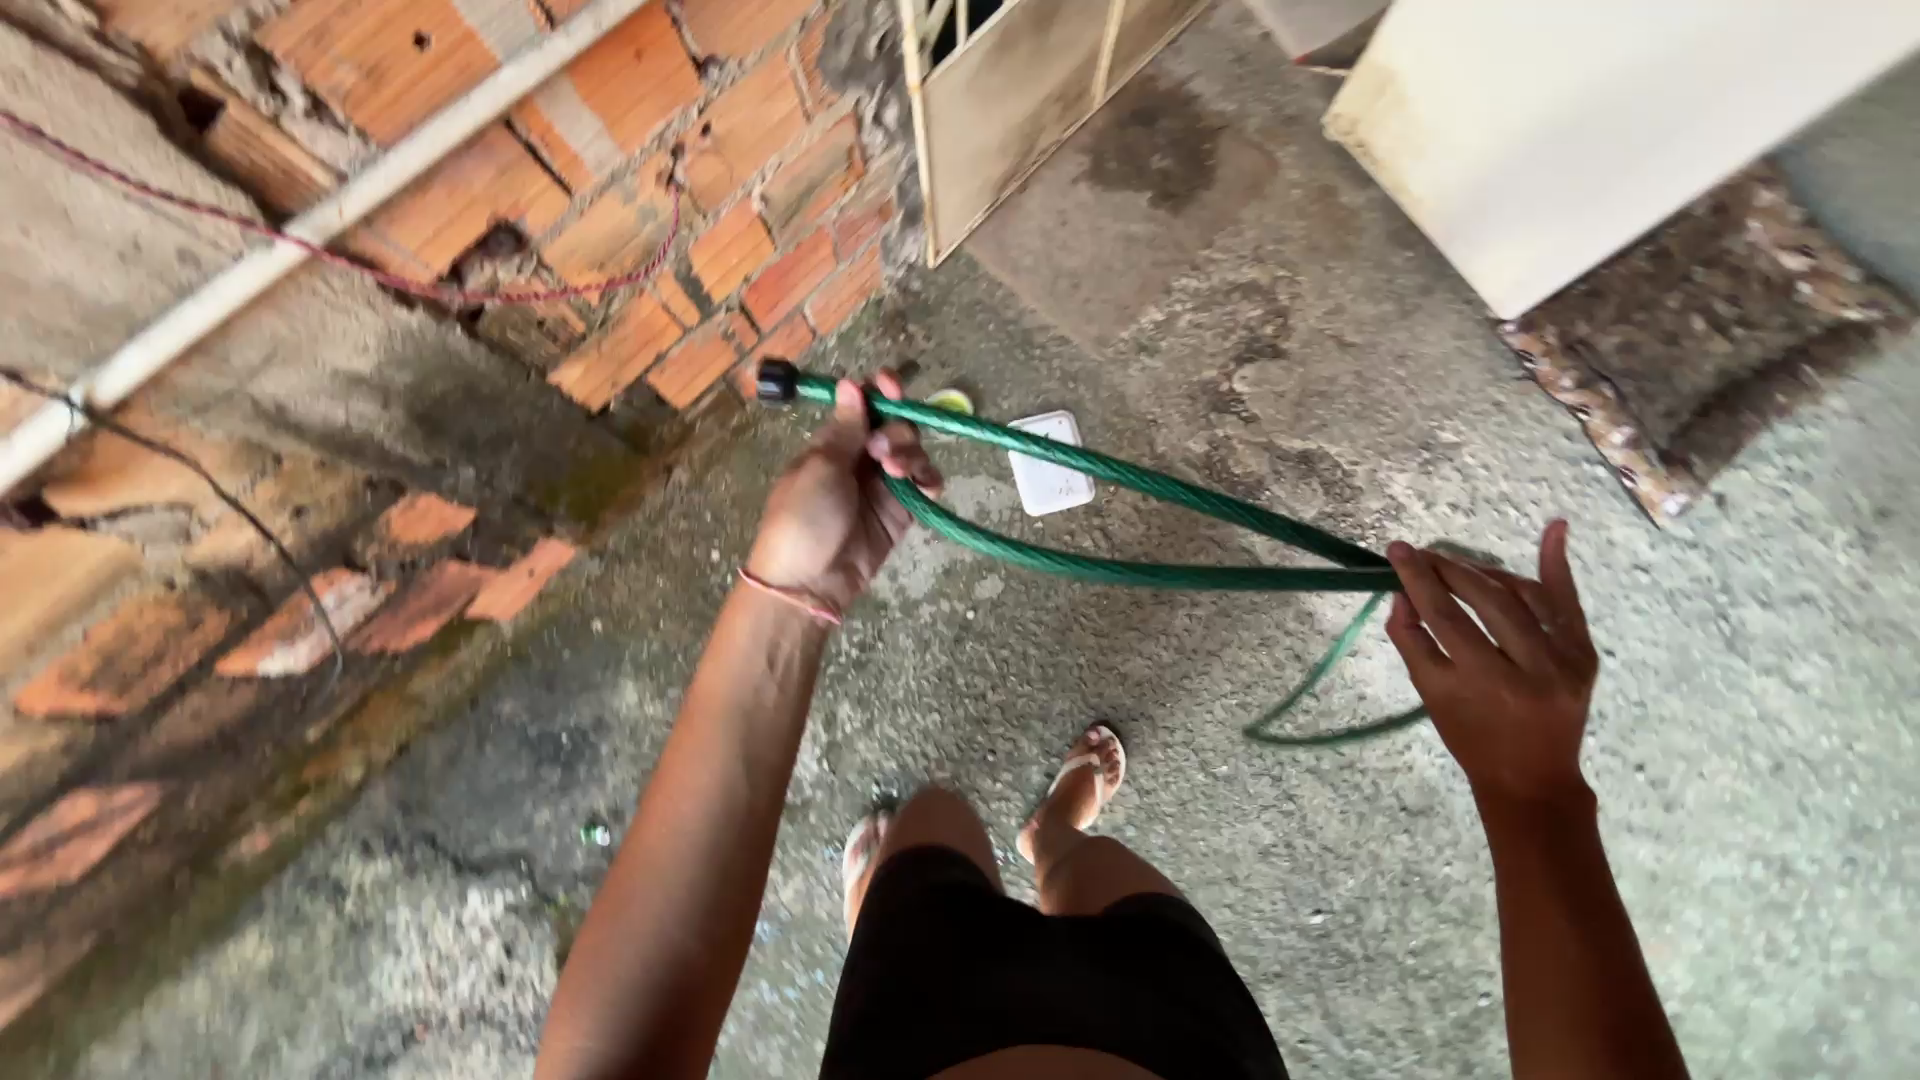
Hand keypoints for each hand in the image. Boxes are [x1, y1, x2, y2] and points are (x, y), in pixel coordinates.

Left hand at [745, 371, 942, 612]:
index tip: (891, 385)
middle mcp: (860, 459)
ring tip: (895, 472)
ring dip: (910, 453)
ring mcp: (882, 486)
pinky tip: (924, 484)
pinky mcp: (900, 512)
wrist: (808, 579)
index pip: (864, 405)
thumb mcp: (820, 466)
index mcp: (833, 442)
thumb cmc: (803, 516)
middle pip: (894, 426)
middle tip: (880, 453)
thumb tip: (850, 383)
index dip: (881, 391)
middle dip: (896, 430)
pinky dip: (929, 479)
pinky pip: (923, 485)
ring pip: (912, 452)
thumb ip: (846, 428)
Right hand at [1385, 520, 1599, 805]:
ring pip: (1522, 597)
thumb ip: (1412, 640)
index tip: (1398, 551)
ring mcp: (1565, 661)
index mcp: (1482, 683)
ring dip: (1484, 573)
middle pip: (1484, 601)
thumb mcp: (1430, 694)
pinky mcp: (1586, 657)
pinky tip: (1554, 530)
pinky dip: (1556, 567)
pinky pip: (1567, 605)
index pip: (1443, 617)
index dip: (1417, 579)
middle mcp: (1529, 669)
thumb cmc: (1469, 737)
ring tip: (1454, 564)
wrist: (1533, 776)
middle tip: (1422, 553)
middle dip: (1448, 570)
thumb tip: (1404, 593)